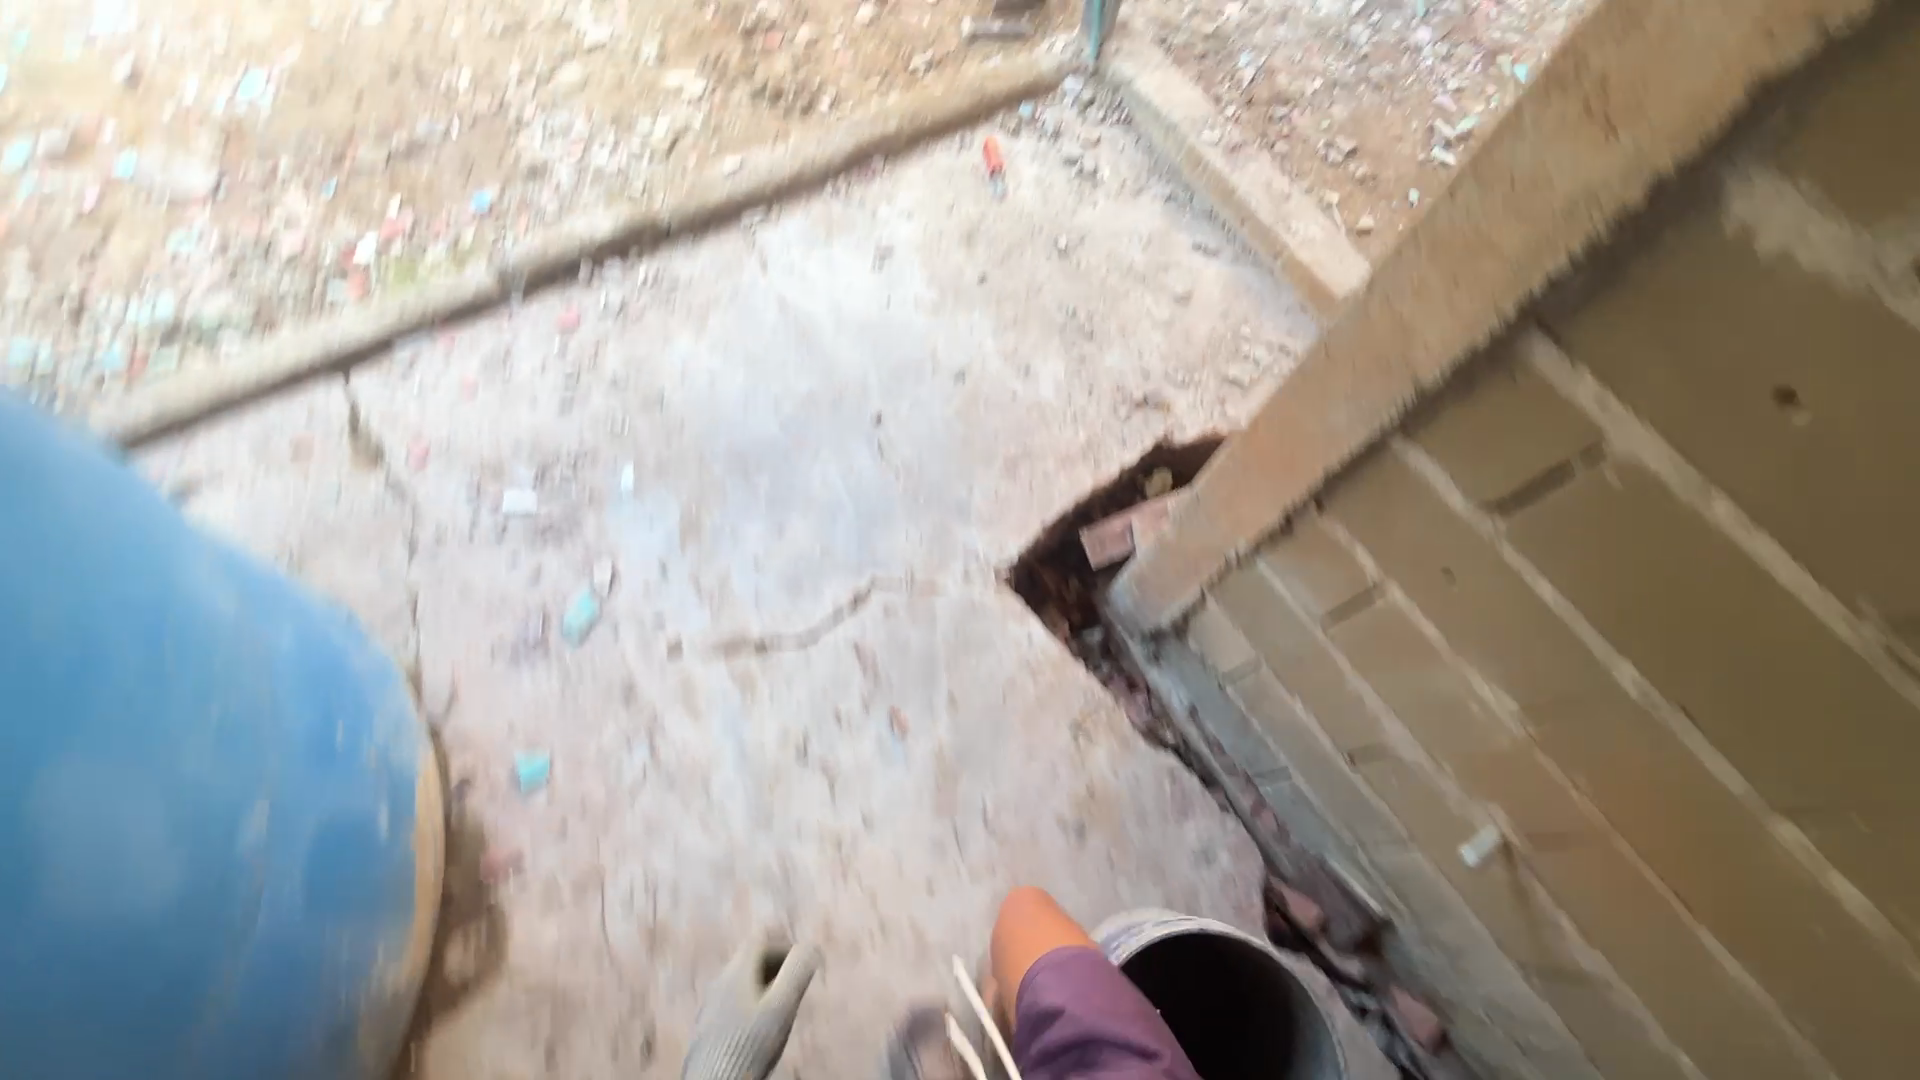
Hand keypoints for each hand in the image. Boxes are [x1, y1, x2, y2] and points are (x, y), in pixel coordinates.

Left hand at [683, 929, 821, 1079]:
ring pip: (740, 980)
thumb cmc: (753, 1041)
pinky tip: (758, 1025)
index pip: (760, 939)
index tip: (800, 960)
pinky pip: (731, 1000)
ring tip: (780, 1005)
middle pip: (749, 958)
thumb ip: (798, 971)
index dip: (783, 944)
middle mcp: (720, 981)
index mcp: (737, 970)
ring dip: (762, 984)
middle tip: (794, 981)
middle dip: (775, 964)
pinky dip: (750, 1002)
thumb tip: (812, 947)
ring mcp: (710, 1004)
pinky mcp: (706, 1026)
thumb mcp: (782, 1005)